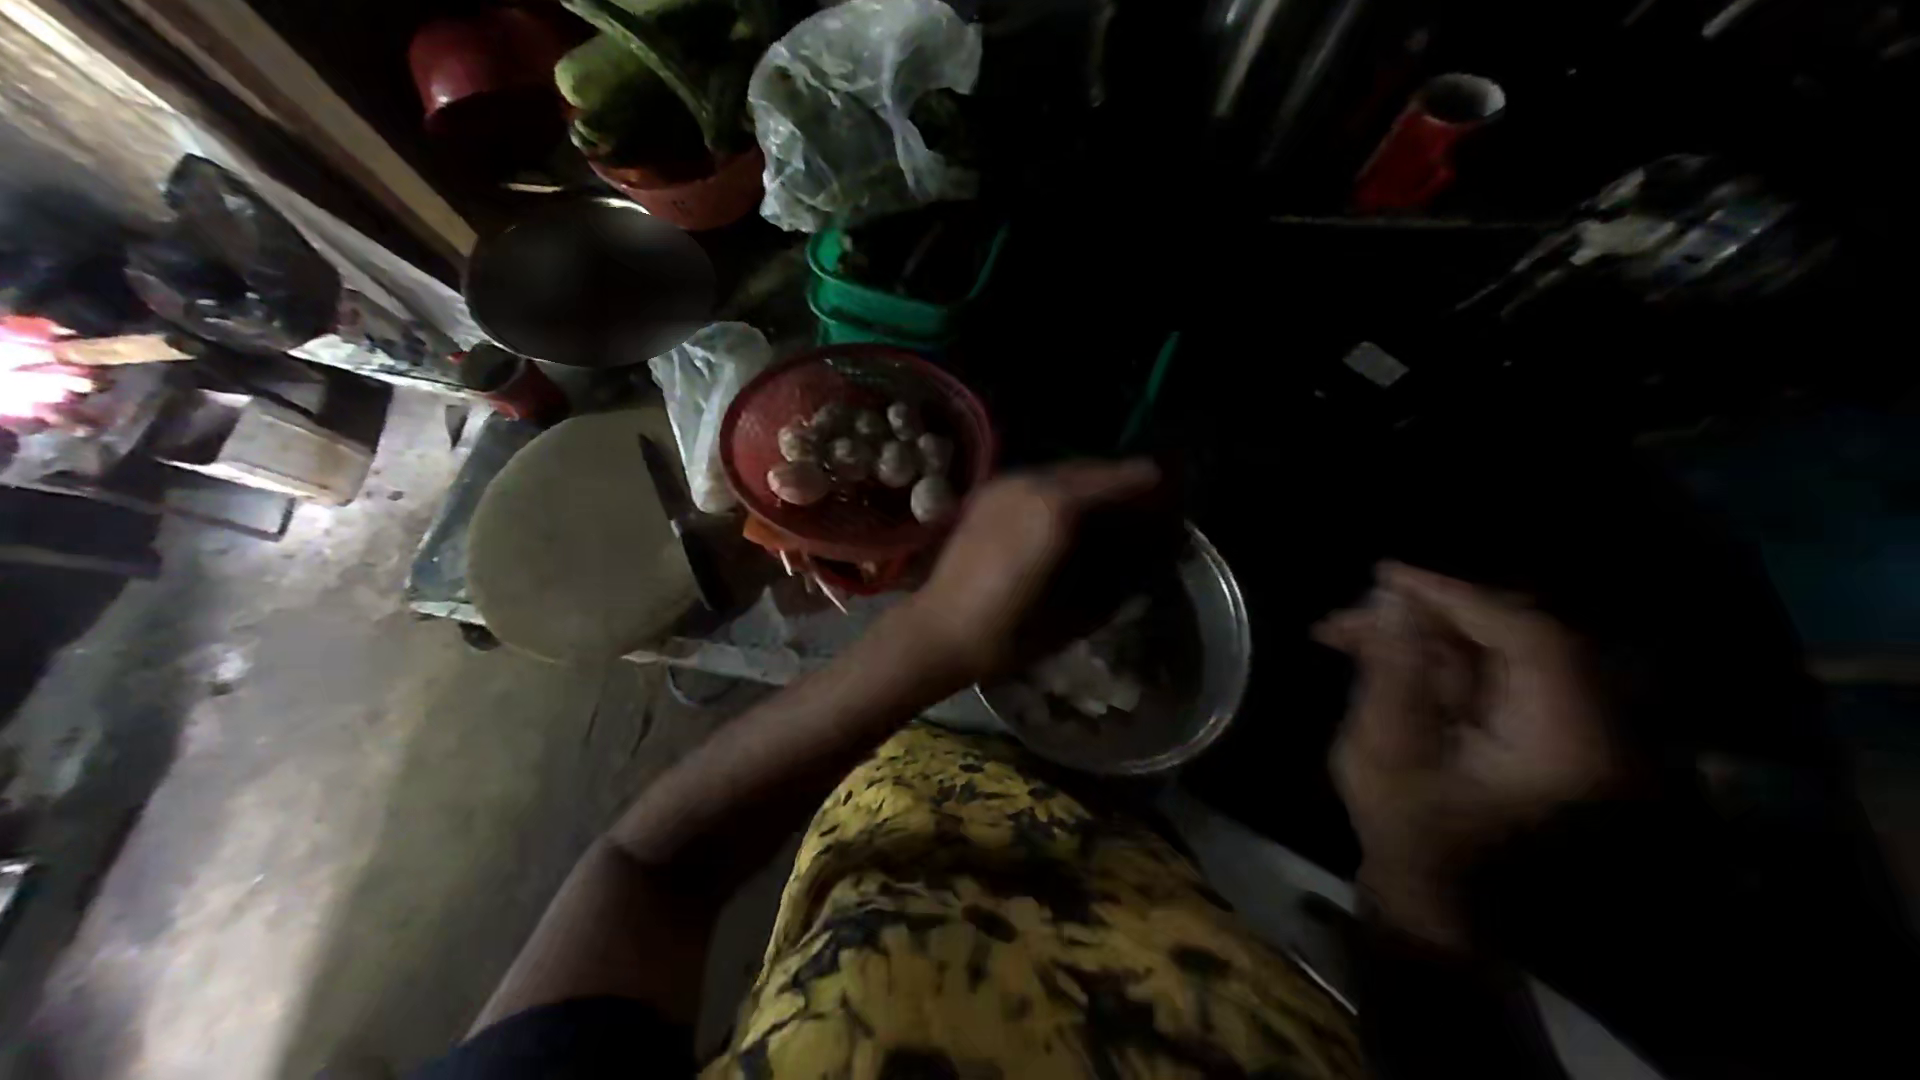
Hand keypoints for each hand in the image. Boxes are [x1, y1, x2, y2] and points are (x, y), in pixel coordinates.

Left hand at [903, 459, 1162, 685]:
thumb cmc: (1009, 632)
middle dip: (1116, 479)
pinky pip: (1033, 481)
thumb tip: (1140, 555)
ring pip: (1058, 472)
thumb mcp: (1074, 613)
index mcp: (1055, 508)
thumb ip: (1114, 577)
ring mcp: (1001, 487)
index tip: (1166, 484)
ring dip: (1086, 482)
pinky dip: (1057, 488)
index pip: (1114, 480)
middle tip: (1142, 494)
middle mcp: (1028, 484)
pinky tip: (1064, 511)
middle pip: (1086, 469)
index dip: (1143, 481)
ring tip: (1107, 503)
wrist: (938, 630)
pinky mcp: (984, 497)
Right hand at [1316, 562, 1623, 948]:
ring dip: (1422, 635)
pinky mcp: (1537, 733)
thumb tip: (1394, 598)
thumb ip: (1393, 670)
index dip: (1454, 596)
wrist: (1438, 900)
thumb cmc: (1409, 834)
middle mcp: (1585, 726)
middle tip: (1356, 611)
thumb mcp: (1386, 751)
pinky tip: (1378, 653)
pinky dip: (1433, 658)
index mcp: (1564, 738)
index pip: (1525, 635)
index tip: (1385, 575)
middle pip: (1512, 636)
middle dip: (1427, 615)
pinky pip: (1488, 674)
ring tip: (1347, 633)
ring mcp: (1565, 730)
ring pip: (1494, 651)